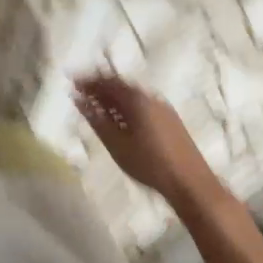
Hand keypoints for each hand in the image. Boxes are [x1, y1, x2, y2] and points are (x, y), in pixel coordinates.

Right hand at [74, 73, 218, 202]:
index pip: (108, 82)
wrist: (190, 181)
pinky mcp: (170, 120)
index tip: (72, 82)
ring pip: (133, 96)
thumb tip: (79, 100)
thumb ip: (97, 120)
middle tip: (82, 93)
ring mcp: (163, 108)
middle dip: (100, 87)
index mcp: (137, 99)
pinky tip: (121, 121)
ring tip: (97, 108)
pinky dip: (127, 107)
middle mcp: (151, 97)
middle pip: (121, 86)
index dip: (89, 81)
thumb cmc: (149, 164)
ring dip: (113, 98)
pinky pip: (142, 105)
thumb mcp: (117, 144)